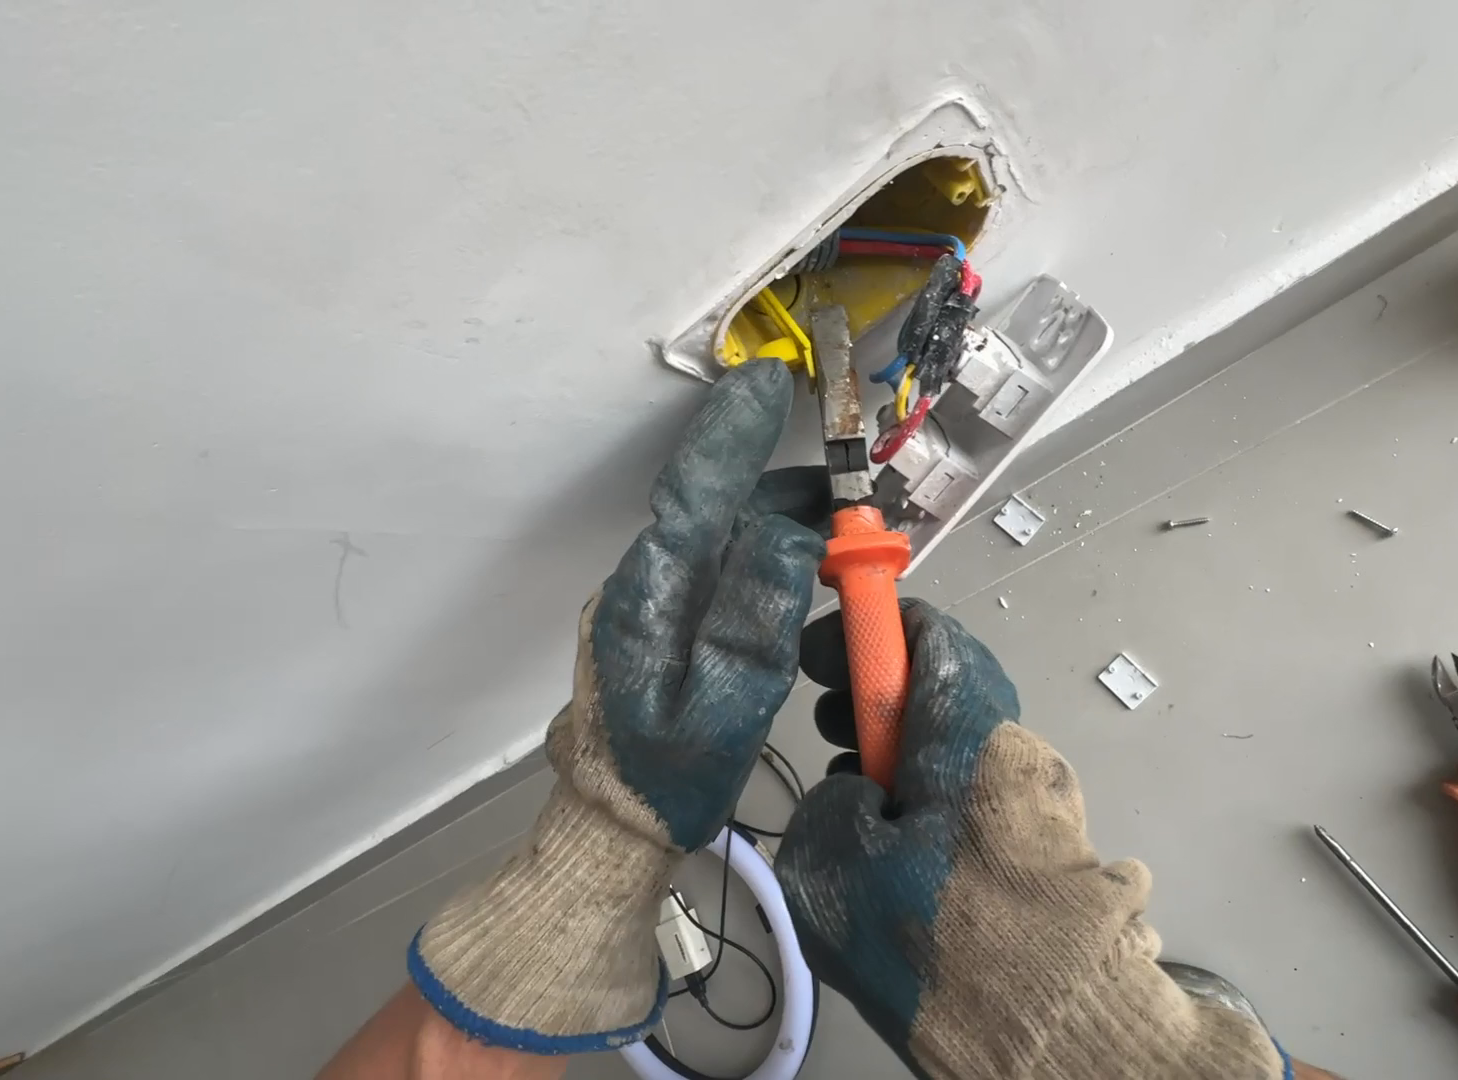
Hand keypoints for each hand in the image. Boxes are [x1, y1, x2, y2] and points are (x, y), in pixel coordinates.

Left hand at [409, 359, 826, 1052]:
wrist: (614, 817)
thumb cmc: (671, 769)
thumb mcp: (725, 704)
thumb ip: (754, 616)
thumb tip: (785, 532)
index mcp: (654, 589)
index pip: (695, 487)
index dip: (732, 428)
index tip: (770, 378)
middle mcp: (646, 576)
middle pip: (715, 502)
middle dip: (777, 479)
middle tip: (843, 490)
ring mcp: (651, 593)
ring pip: (719, 529)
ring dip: (776, 515)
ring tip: (835, 527)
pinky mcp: (662, 612)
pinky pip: (719, 558)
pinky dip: (762, 548)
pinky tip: (796, 563)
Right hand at [777, 601, 1287, 1078]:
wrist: (1061, 1041)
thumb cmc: (943, 943)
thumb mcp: (837, 870)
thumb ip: (830, 803)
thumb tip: (858, 793)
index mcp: (967, 732)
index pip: (928, 633)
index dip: (871, 626)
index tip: (827, 653)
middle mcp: (1014, 748)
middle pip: (942, 685)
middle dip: (878, 693)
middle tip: (830, 721)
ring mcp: (1040, 797)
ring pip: (957, 740)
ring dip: (903, 746)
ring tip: (854, 786)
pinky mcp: (1049, 841)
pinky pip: (977, 788)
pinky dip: (932, 790)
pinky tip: (903, 840)